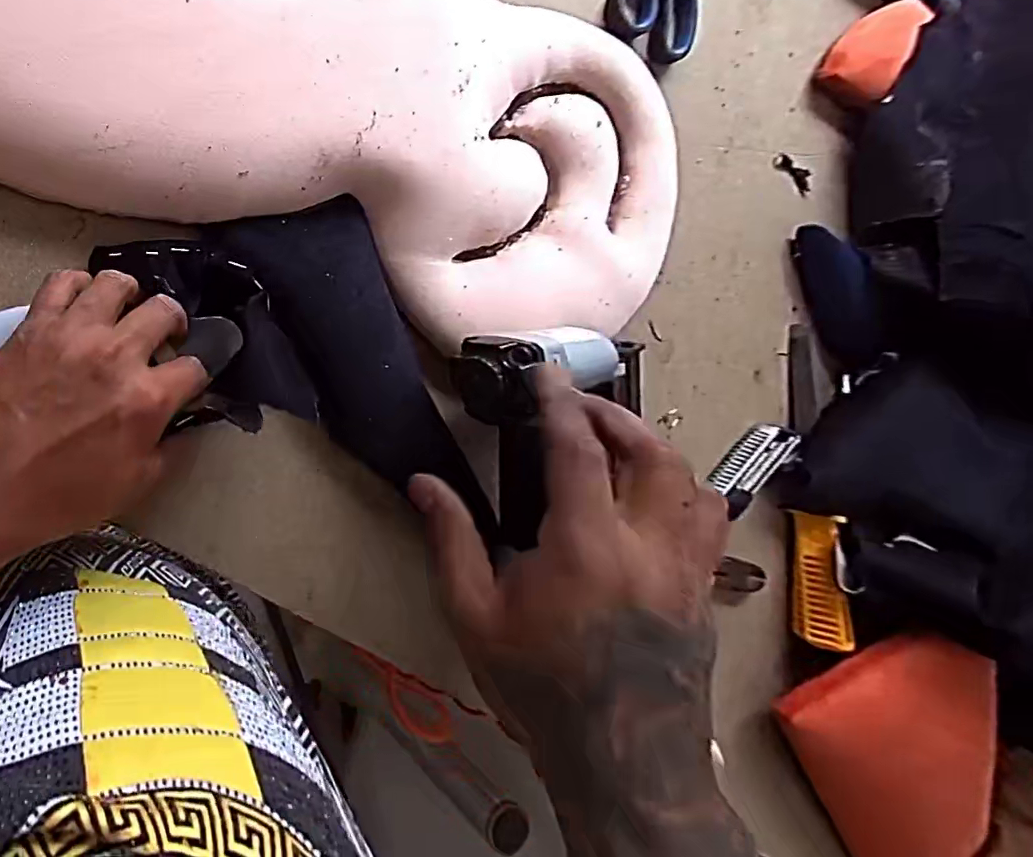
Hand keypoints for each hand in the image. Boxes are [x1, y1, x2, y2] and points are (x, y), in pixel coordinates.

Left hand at [0, 269, 209, 564]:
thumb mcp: (132, 486)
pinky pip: (62, 281)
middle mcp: (116, 355)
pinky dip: (78, 286)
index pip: (195, 367)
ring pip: (116, 283)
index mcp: (145, 399)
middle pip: (164, 310)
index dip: (196, 374)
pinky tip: (80, 303)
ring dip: (129, 295)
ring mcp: (73, 333)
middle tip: (162, 338)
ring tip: (123, 312)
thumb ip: (170, 449)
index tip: (186, 379)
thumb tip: (187, 422)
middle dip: (173, 324)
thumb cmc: (58, 495)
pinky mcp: (36, 325)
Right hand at [411, 366, 754, 856]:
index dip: (560, 404)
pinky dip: (681, 487)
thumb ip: (450, 538)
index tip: (545, 374)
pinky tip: (650, 492)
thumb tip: (423, 483)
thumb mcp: (472, 610)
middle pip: (654, 456)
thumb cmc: (538, 683)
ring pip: (694, 485)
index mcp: (585, 548)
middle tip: (575, 403)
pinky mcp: (703, 593)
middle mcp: (647, 549)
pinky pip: (709, 522)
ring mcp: (687, 572)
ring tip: (614, 436)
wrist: (623, 759)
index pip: (579, 453)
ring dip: (654, 447)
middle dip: (616, 416)